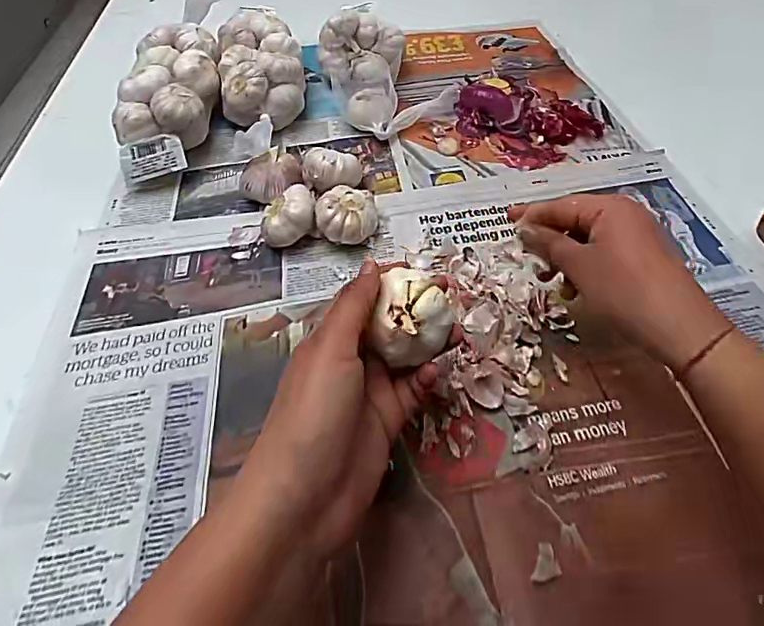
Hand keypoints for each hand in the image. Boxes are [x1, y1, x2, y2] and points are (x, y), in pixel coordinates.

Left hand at [229, 261, 436, 558]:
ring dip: (429, 344)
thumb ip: (353, 307)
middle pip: (387, 326)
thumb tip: (371, 266)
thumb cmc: (313, 411)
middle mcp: (349, 359)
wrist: (305, 496)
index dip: (391, 283)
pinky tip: (438, 373)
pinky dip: (427, 380)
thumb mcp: (330, 349)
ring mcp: (369, 392)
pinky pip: (412, 392)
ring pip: (404, 358)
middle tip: (452, 298)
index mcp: (330, 337)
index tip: (424, 271)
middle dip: (417, 311)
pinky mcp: (387, 422)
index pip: (363, 300)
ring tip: (458, 333)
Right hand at [509, 195, 729, 369]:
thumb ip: (547, 243)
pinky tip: (576, 288)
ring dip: (565, 256)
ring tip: (551, 278)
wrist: (686, 333)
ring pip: (587, 239)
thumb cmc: (626, 292)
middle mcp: (626, 214)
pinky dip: (585, 265)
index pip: (559, 205)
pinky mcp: (645, 258)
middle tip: (526, 256)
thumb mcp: (579, 266)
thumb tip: (524, 229)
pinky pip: (604, 252)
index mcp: (610, 208)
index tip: (505, 221)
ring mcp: (638, 236)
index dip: (530, 215)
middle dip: (549, 239)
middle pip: (574, 220)